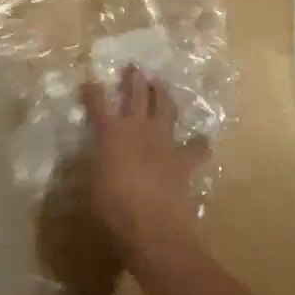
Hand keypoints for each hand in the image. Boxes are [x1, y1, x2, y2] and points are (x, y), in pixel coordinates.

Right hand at [81, 66, 210, 255]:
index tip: (90, 79)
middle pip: (136, 96)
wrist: (154, 227)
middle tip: (134, 67)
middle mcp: (138, 129)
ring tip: (161, 85)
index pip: (98, 104)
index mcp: (111, 133)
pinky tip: (204, 141)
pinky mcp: (183, 161)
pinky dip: (199, 145)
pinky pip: (195, 149)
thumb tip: (99, 159)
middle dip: (134, 79)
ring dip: (163, 95)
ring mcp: (163, 142)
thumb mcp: (94, 183)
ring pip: (165, 109)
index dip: (93, 91)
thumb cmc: (113, 207)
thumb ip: (97, 164)